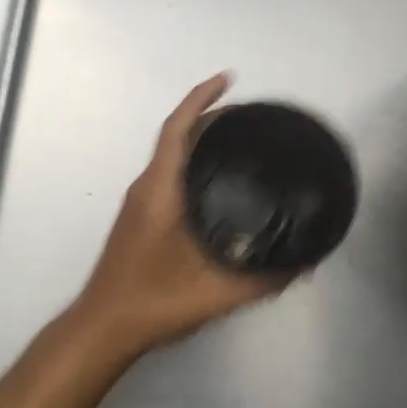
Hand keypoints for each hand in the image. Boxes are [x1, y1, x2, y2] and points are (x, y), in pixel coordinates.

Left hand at [72, 72, 290, 357]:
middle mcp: (146, 187)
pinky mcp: (139, 219)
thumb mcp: (216, 292)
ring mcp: (139, 204)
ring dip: (200, 141)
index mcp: (159, 189)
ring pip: (171, 157)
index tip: (228, 80)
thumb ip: (263, 279)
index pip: (177, 129)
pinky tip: (216, 187)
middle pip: (176, 136)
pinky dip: (192, 165)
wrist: (102, 326)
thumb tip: (304, 265)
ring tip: (239, 144)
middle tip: (250, 117)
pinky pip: (169, 175)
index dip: (201, 99)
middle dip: (210, 118)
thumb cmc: (153, 300)